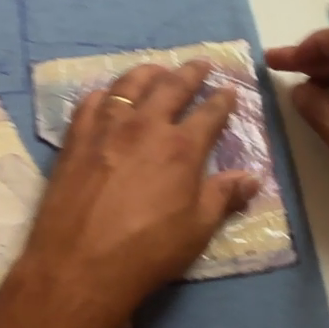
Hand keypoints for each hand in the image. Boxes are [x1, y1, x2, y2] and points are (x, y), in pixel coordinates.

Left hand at [11, 61, 260, 327]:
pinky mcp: (76, 139)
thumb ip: (223, 197)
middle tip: (200, 64)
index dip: (222, 100)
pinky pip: (91, 103)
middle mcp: (146, 127)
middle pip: (172, 87)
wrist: (80, 264)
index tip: (229, 90)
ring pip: (130, 86)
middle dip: (190, 73)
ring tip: (157, 69)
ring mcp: (107, 129)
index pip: (210, 113)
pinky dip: (105, 94)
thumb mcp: (197, 229)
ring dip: (148, 73)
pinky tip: (108, 95)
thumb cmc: (147, 251)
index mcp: (182, 148)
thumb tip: (252, 177)